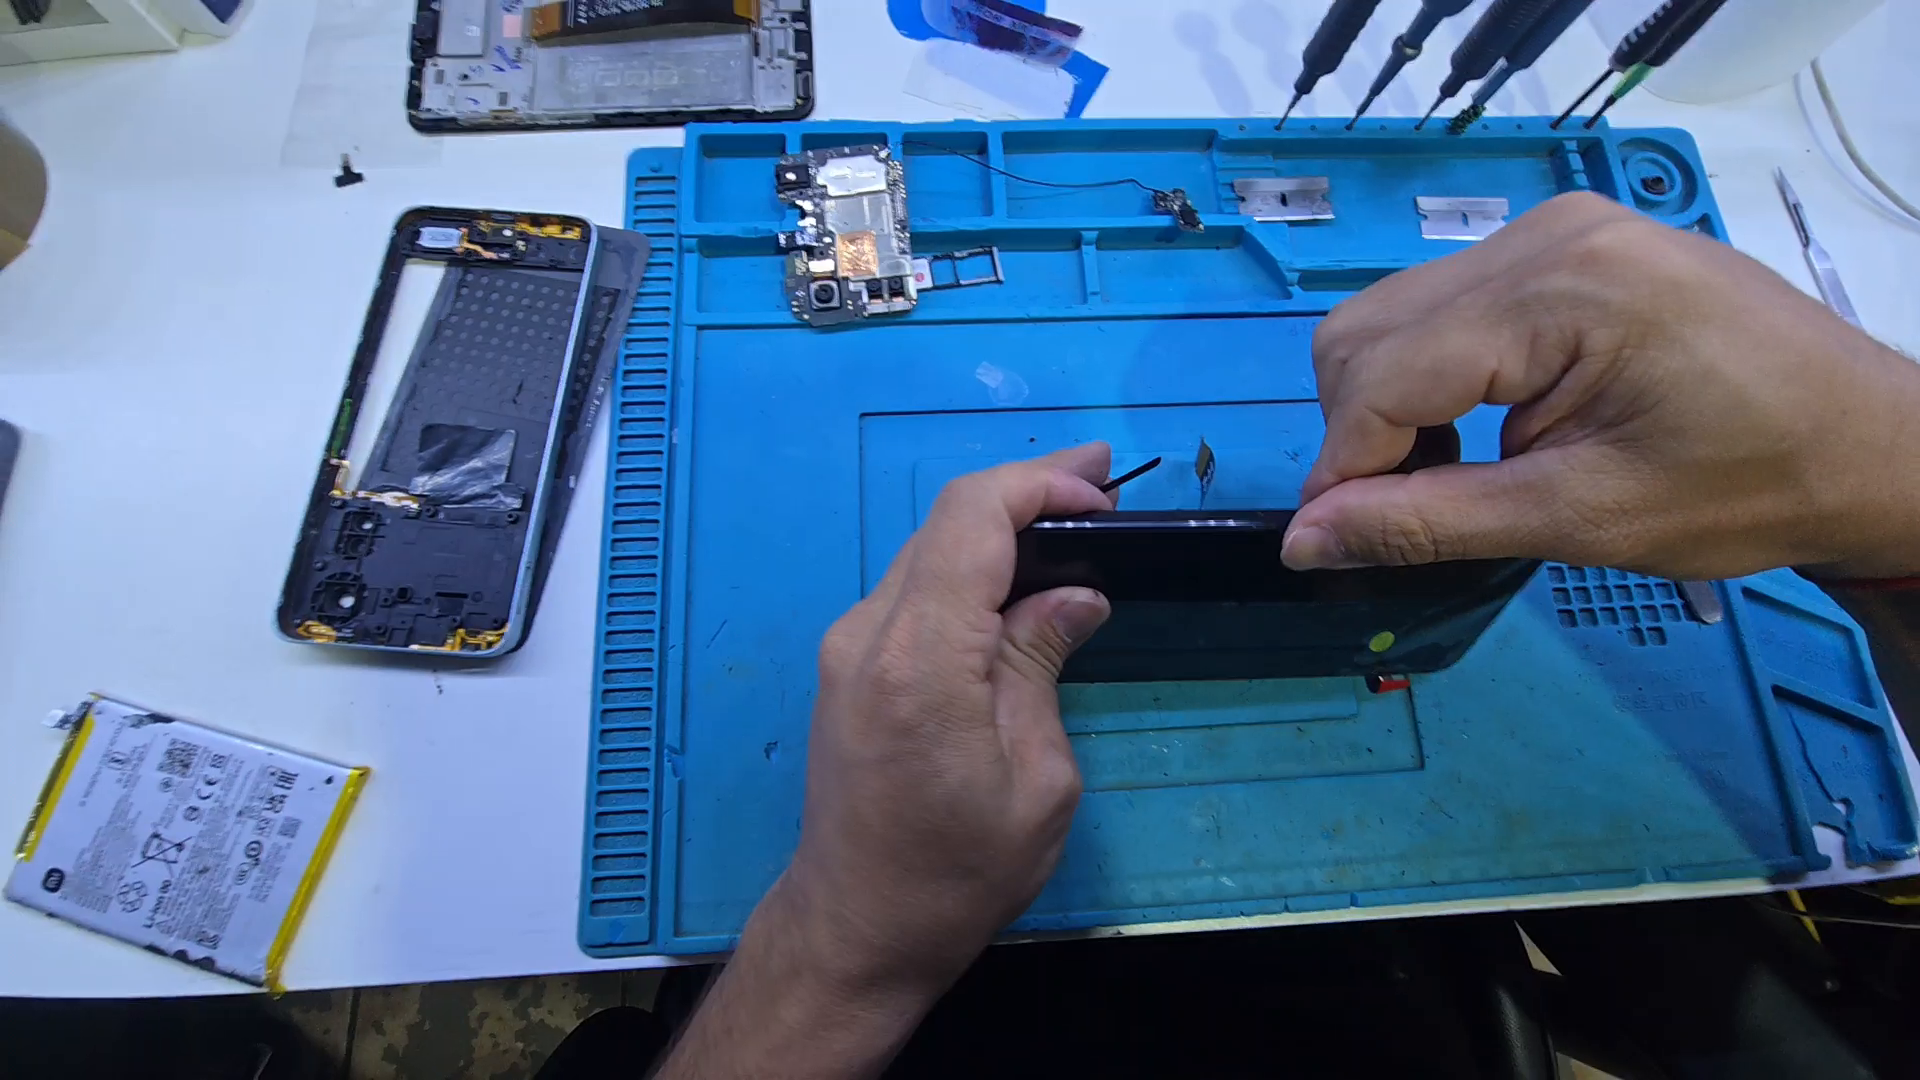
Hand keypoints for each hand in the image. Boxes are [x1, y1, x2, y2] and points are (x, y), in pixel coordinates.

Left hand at [656, 445, 1114, 1078]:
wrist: (855, 926)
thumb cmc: (958, 873)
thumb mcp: (1037, 780)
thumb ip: (1042, 665)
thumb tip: (1074, 594)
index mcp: (920, 657)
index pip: (970, 518)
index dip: (1039, 483)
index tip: (1101, 489)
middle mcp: (869, 631)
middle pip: (947, 519)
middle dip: (1027, 490)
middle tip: (1100, 485)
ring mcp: (849, 642)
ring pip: (930, 546)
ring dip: (999, 525)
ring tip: (1071, 522)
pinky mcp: (848, 660)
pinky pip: (915, 585)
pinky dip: (970, 565)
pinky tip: (1016, 579)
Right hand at [1283, 191, 1919, 581]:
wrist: (1873, 445)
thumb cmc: (1746, 488)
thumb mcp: (1572, 519)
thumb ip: (1420, 524)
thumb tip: (1297, 542)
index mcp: (1564, 289)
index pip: (1384, 376)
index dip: (1341, 466)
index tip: (1331, 536)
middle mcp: (1537, 237)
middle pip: (1361, 337)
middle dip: (1354, 433)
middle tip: (1404, 498)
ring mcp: (1539, 234)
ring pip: (1376, 322)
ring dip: (1373, 407)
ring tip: (1439, 459)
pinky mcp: (1541, 250)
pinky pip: (1418, 314)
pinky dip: (1408, 380)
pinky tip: (1460, 417)